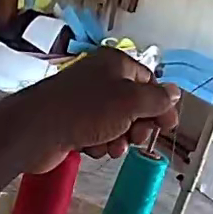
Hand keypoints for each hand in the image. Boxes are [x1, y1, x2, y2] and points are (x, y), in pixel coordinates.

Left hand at [10, 48, 179, 173]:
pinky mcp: (72, 125)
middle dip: (138, 126)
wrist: (37, 131)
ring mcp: (84, 103)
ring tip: (110, 146)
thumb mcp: (130, 102)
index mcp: (115, 64)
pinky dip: (98, 144)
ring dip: (118, 139)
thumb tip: (175, 94)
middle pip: (133, 106)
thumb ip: (156, 99)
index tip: (167, 126)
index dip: (160, 105)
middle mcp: (99, 80)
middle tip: (136, 138)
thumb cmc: (85, 111)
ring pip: (115, 125)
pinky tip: (92, 149)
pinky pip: (97, 136)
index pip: (148, 82)